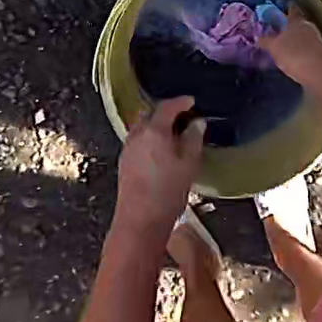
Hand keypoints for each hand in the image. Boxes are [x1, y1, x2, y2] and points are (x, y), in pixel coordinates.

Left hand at [114, 96, 204, 237]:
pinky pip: (137, 140)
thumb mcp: (189, 165)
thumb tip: (197, 123)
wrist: (140, 220)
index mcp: (154, 131)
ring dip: (156, 125)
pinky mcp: (124, 161)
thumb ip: (193, 140)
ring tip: (173, 133)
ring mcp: (128, 147)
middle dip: (166, 112)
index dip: (180, 102)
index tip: (191, 101)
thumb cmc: (168, 192)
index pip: (166, 107)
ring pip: (142, 127)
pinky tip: (160, 150)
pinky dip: (149, 138)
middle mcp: (137, 135)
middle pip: (150, 114)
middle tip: (183, 116)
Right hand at [259, 10, 321, 85]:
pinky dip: (302, 51)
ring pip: (304, 36)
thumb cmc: (293, 54)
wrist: (320, 73)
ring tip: (286, 47)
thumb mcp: (273, 47)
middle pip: (298, 23)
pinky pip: (309, 48)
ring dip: (297, 40)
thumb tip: (260, 37)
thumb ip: (266, 41)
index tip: (280, 11)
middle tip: (279, 32)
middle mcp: (308, 27)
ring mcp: (318, 40)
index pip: (291, 10)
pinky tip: (295, 58)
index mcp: (296, 20)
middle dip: (290, 27)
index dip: (286, 9)